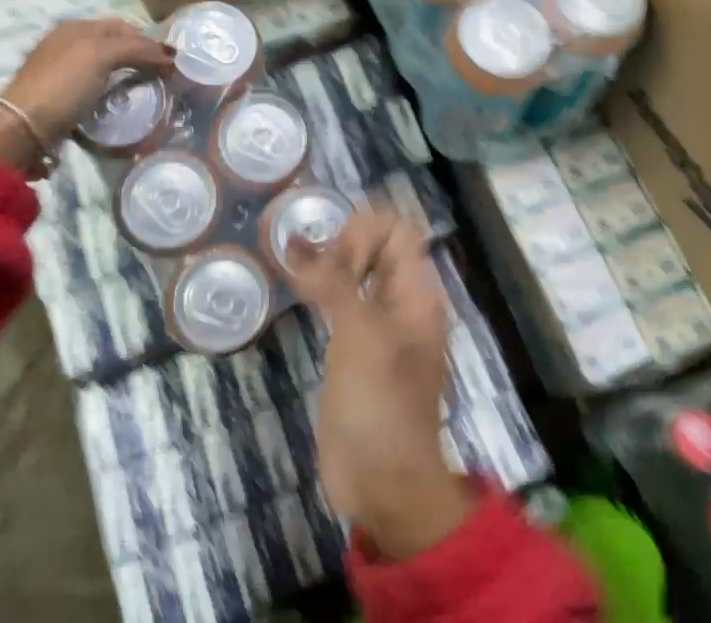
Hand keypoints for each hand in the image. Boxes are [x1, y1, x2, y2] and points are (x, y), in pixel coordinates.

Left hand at [0, 17, 170, 172]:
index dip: (148, 41)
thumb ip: (136, 49)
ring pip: (105, 67)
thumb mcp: (101, 56)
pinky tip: (119, 104)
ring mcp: (61, 71)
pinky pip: (94, 87)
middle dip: (139, 58)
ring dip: (126, 76)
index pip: (123, 27)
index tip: (171, 63)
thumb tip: (169, 57)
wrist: (23, 127)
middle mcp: (67, 43)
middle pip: (114, 46)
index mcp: (76, 27)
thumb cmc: (63, 84)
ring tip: (145, 92)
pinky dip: (111, 92)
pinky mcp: (59, 96)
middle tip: (162, 77)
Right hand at [285, 211, 472, 559]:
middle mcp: (402, 304)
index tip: (333, 259)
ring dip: (329, 265)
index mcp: (417, 295)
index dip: (364, 230)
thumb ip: (335, 283)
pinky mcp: (356, 352)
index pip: (398, 231)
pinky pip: (342, 305)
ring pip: (358, 276)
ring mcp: (379, 329)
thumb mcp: (360, 334)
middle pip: (377, 249)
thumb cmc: (378, 402)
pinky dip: (322, 292)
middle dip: (342, 242)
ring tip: (292, 264)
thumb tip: (299, 242)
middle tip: (306, 263)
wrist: (381, 479)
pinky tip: (296, 291)